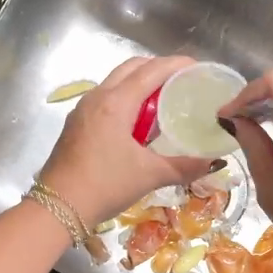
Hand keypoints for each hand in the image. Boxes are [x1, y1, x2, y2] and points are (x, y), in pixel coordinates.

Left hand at [38, 56, 219, 225]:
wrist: (57, 208)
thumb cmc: (105, 186)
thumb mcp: (150, 176)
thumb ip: (185, 167)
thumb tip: (215, 162)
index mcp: (116, 103)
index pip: (151, 70)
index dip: (177, 64)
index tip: (198, 67)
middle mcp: (97, 97)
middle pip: (132, 68)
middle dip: (158, 68)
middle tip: (183, 81)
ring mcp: (83, 110)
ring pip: (116, 82)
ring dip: (141, 83)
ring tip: (165, 99)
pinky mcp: (76, 124)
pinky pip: (106, 98)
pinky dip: (126, 98)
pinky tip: (139, 121)